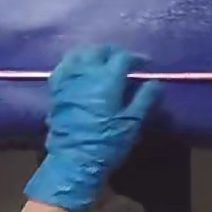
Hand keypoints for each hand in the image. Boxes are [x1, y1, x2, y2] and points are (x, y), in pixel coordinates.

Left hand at [24, 44, 161, 211]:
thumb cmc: (106, 143)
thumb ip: (145, 99)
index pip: (123, 57)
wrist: (73, 161)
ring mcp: (67, 80)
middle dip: (113, 52)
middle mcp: (85, 73)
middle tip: (124, 60)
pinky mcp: (55, 90)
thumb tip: (156, 82)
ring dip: (93, 53)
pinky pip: (63, 66)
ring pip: (78, 53)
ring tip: (102, 61)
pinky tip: (80, 69)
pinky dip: (74, 62)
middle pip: (99, 50)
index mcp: (106, 80)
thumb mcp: (132, 123)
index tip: (145, 64)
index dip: (136, 58)